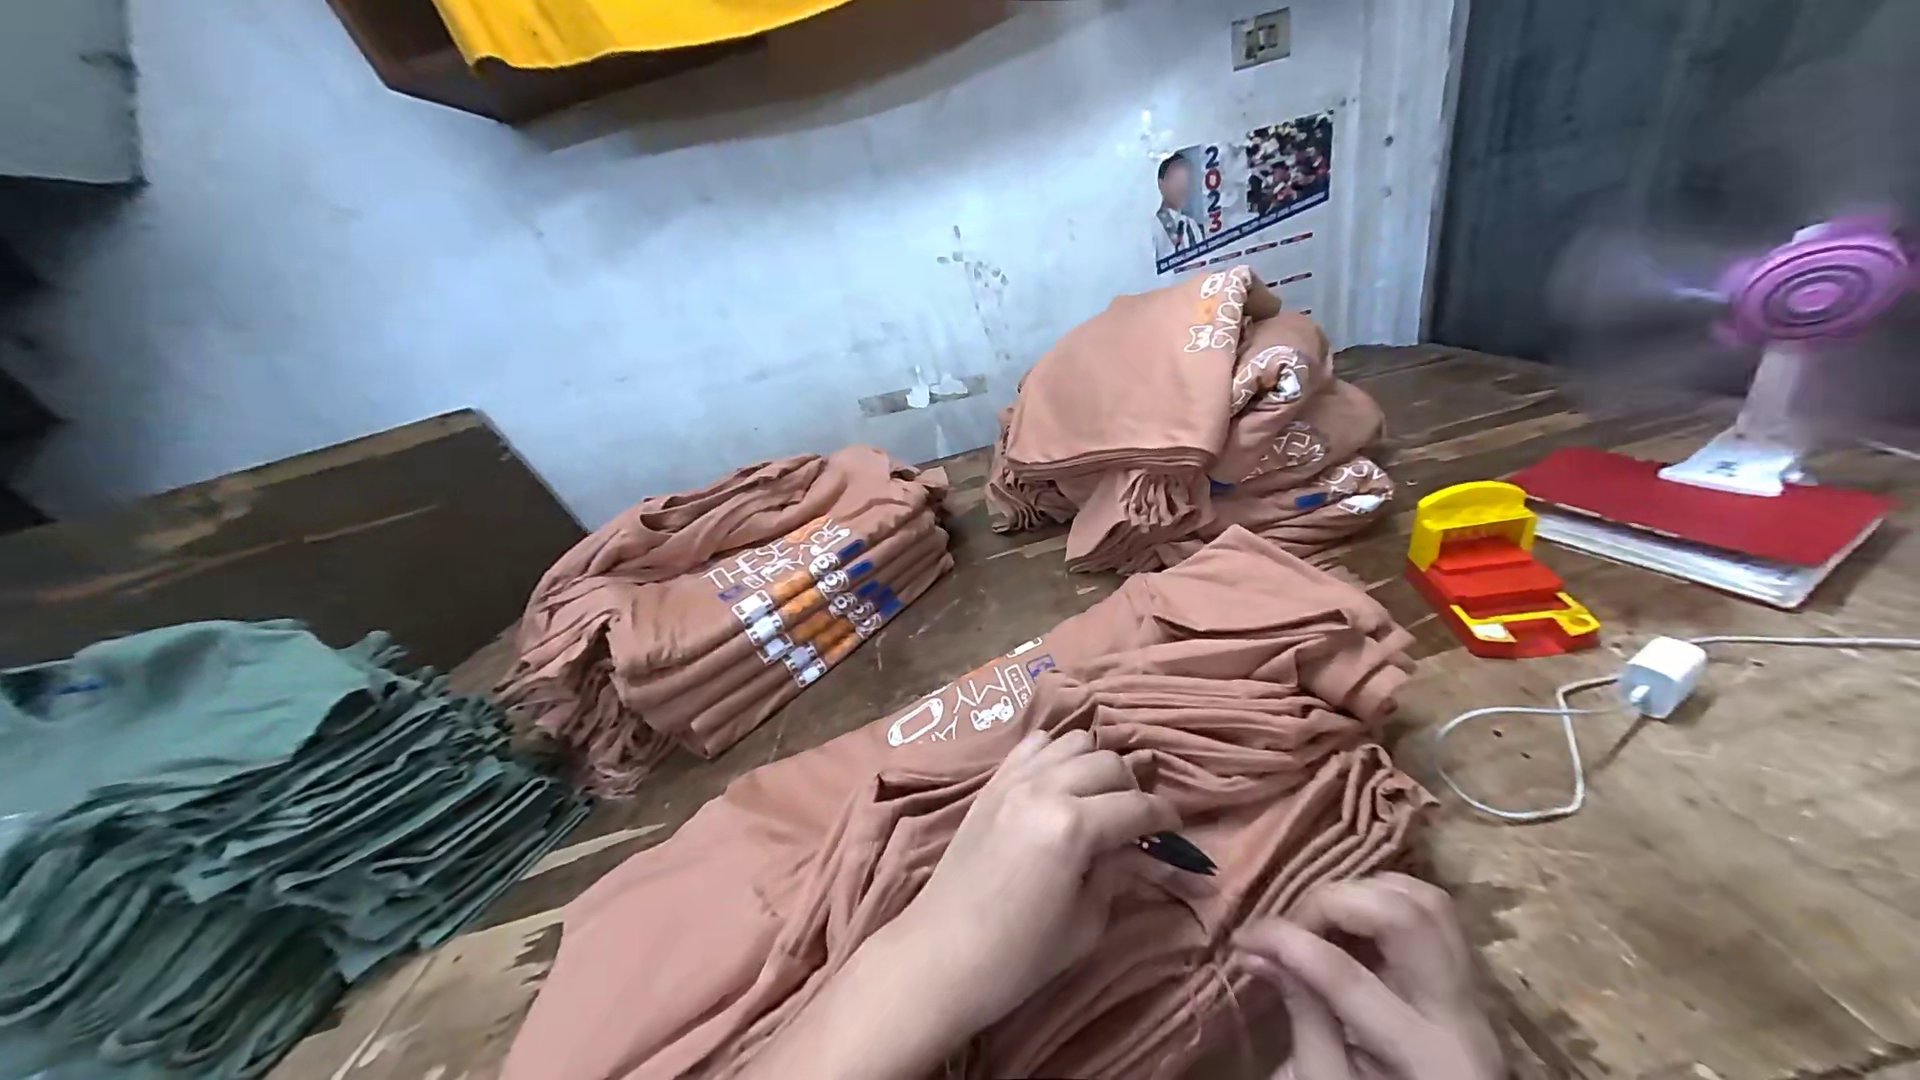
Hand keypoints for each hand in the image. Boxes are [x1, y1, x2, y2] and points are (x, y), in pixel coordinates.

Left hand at [884, 728, 1179, 1034]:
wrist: (941, 953)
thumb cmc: (1019, 956)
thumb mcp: (1085, 922)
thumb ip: (1119, 873)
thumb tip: (1147, 851)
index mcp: (1072, 826)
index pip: (1136, 807)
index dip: (1165, 818)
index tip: (1176, 830)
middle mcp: (1044, 788)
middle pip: (1108, 763)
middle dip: (1133, 789)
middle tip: (1138, 822)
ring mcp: (1013, 779)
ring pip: (1073, 742)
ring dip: (1096, 764)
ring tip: (1101, 797)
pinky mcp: (992, 782)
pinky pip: (1033, 744)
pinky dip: (1056, 752)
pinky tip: (1062, 779)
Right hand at [1234, 873, 1503, 1079]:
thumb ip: (1303, 1016)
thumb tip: (1258, 951)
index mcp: (1428, 1057)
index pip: (1344, 973)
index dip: (1282, 941)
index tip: (1243, 939)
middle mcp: (1463, 1015)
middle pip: (1400, 915)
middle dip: (1330, 902)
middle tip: (1293, 923)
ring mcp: (1473, 991)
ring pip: (1423, 900)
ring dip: (1361, 893)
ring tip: (1323, 918)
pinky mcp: (1467, 978)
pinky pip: (1434, 910)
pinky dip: (1384, 897)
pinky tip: (1353, 921)